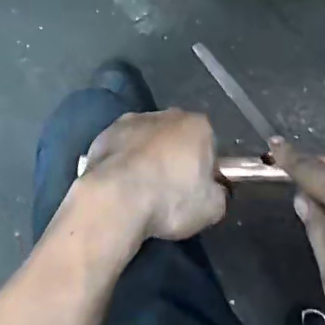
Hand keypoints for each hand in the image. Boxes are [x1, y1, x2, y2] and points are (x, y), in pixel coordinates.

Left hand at [77, 110, 226, 243]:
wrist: (116, 200)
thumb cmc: (170, 200)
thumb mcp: (211, 209)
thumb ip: (219, 194)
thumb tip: (216, 191)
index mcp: (197, 126)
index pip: (209, 145)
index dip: (204, 169)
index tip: (195, 191)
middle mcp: (167, 115)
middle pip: (177, 137)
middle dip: (175, 158)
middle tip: (169, 191)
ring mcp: (133, 121)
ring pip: (147, 139)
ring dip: (147, 157)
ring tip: (140, 191)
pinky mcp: (106, 134)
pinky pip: (121, 148)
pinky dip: (122, 161)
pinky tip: (119, 185)